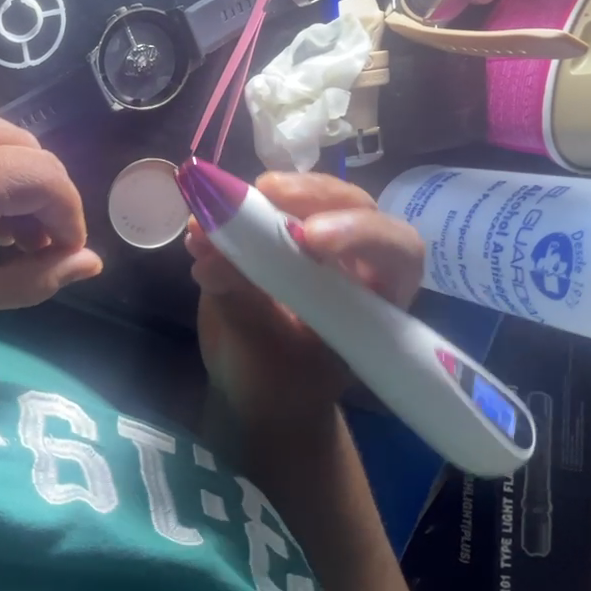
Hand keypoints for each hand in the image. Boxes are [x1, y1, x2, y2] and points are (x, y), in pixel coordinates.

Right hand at [186, 172, 424, 427]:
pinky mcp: (270, 240)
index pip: (395, 248)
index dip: (359, 232)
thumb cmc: (281, 386)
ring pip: (305, 199)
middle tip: (263, 194)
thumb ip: (241, 304)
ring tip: (216, 207)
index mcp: (376, 294)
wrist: (259, 397)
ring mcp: (310, 246)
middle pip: (349, 205)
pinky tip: (195, 227)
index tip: (311, 239)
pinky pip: (256, 213)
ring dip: (261, 197)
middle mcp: (352, 260)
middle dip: (308, 195)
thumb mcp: (263, 354)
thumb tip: (208, 259)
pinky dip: (224, 213)